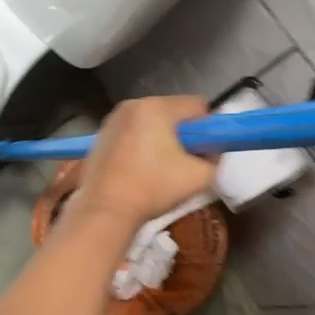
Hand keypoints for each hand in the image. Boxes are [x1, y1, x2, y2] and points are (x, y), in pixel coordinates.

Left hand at [72, 96, 216, 225]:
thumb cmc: (154, 188)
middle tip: (184, 162)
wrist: (105, 210)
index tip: (204, 152)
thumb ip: (216, 157)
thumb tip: (211, 151)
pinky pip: (132, 133)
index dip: (208, 129)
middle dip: (184, 134)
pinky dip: (140, 145)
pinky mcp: (99, 136)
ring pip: (151, 123)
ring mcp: (111, 120)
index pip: (198, 106)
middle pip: (172, 112)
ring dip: (161, 139)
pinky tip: (140, 170)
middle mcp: (131, 105)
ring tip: (160, 169)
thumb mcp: (201, 176)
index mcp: (156, 107)